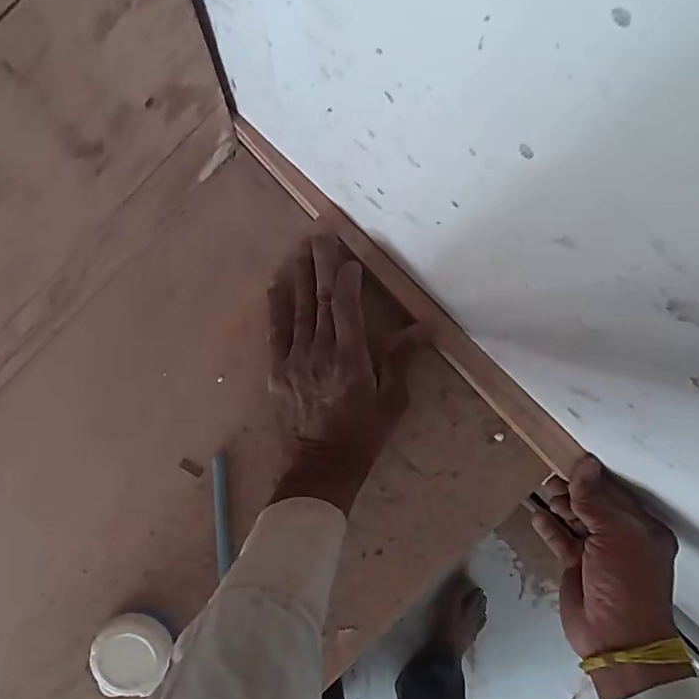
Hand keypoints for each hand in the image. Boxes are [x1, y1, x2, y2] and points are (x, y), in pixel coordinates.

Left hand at [266, 236, 428, 512]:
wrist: (321, 465)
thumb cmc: (363, 434)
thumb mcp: (392, 401)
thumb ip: (400, 360)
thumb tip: (422, 327)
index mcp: (351, 358)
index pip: (347, 307)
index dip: (347, 278)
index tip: (350, 256)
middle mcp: (320, 352)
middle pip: (320, 300)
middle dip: (321, 264)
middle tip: (321, 234)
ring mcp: (295, 359)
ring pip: (297, 309)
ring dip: (300, 275)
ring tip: (301, 247)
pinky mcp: (278, 370)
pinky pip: (276, 330)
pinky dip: (277, 304)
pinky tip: (277, 282)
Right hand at [531, 455, 691, 698]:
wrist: (617, 639)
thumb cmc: (627, 586)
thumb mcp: (616, 536)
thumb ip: (596, 500)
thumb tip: (585, 465)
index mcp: (642, 528)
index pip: (614, 492)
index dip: (591, 476)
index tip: (568, 458)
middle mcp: (622, 537)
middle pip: (593, 504)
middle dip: (573, 490)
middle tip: (550, 476)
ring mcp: (598, 553)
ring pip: (575, 520)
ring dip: (560, 505)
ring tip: (543, 490)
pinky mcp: (576, 567)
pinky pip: (561, 540)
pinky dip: (549, 527)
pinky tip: (538, 516)